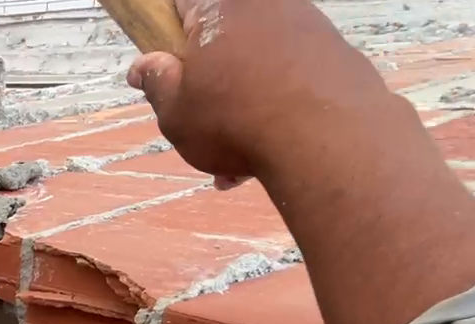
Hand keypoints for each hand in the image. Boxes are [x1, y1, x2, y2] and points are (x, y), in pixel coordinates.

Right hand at [126, 0, 405, 187]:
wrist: (321, 134)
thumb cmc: (231, 119)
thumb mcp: (173, 110)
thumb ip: (156, 81)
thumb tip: (144, 65)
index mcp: (219, 8)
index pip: (181, 3)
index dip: (168, 35)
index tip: (164, 68)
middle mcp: (265, 2)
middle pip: (220, 40)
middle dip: (204, 83)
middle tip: (194, 127)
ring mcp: (303, 21)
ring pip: (251, 65)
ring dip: (235, 106)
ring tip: (228, 158)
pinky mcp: (330, 47)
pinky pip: (283, 78)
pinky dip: (267, 110)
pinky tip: (259, 152)